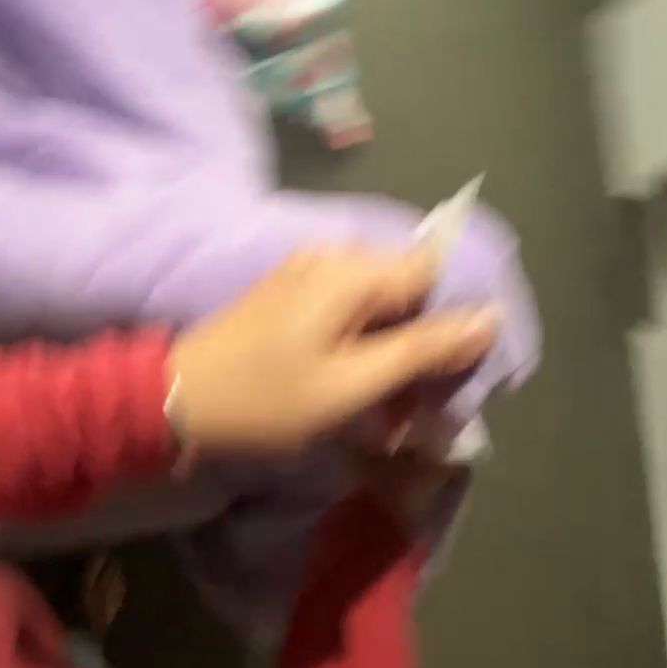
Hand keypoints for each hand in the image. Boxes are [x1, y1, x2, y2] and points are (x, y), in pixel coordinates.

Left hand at [167, 248, 497, 454]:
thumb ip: (421, 350)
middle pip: (405, 290)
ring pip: (374, 307)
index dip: (450, 323)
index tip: (445, 376)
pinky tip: (346, 390)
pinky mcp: (285, 295)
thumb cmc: (264, 401)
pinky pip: (341, 313)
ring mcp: (303, 273)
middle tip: (408, 408)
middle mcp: (332, 256)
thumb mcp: (350, 385)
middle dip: (417, 346)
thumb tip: (490, 318)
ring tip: (378, 411)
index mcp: (353, 270)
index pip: (436, 274)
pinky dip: (354, 349)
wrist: (176, 401)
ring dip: (385, 355)